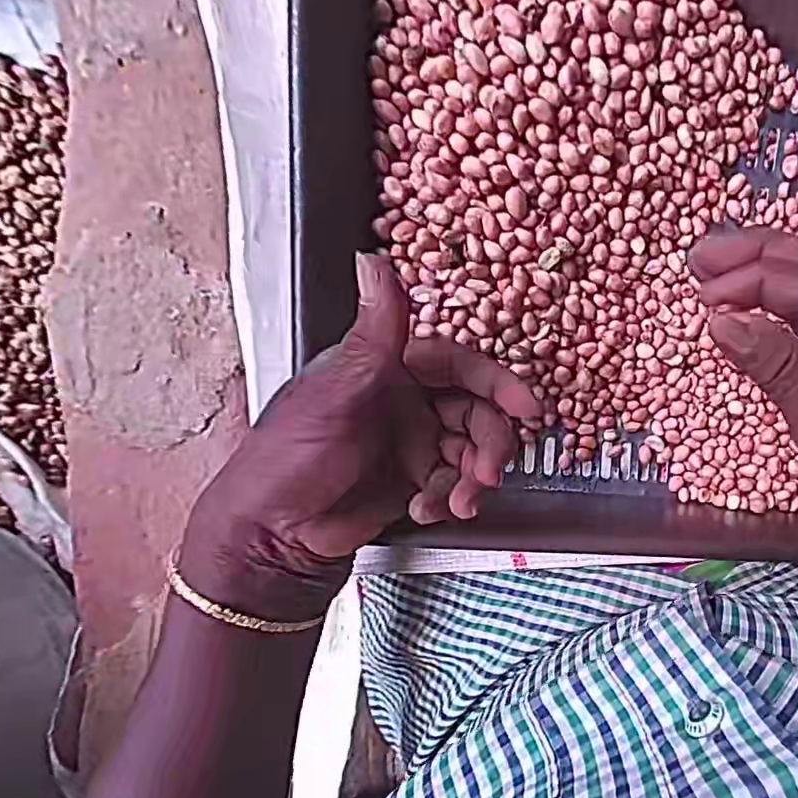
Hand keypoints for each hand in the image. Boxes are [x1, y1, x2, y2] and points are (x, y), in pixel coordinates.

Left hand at [180, 253, 540, 619]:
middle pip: (478, 415)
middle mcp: (408, 405)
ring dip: (474, 480)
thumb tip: (373, 262)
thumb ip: (372, 332)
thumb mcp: (334, 391)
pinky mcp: (416, 483)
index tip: (526, 407)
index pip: (460, 368)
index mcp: (390, 371)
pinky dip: (451, 500)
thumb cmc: (287, 457)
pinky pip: (456, 486)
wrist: (272, 535)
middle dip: (491, 445)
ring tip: (457, 502)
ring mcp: (414, 446)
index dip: (499, 385)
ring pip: (472, 454)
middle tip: (488, 472)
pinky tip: (427, 509)